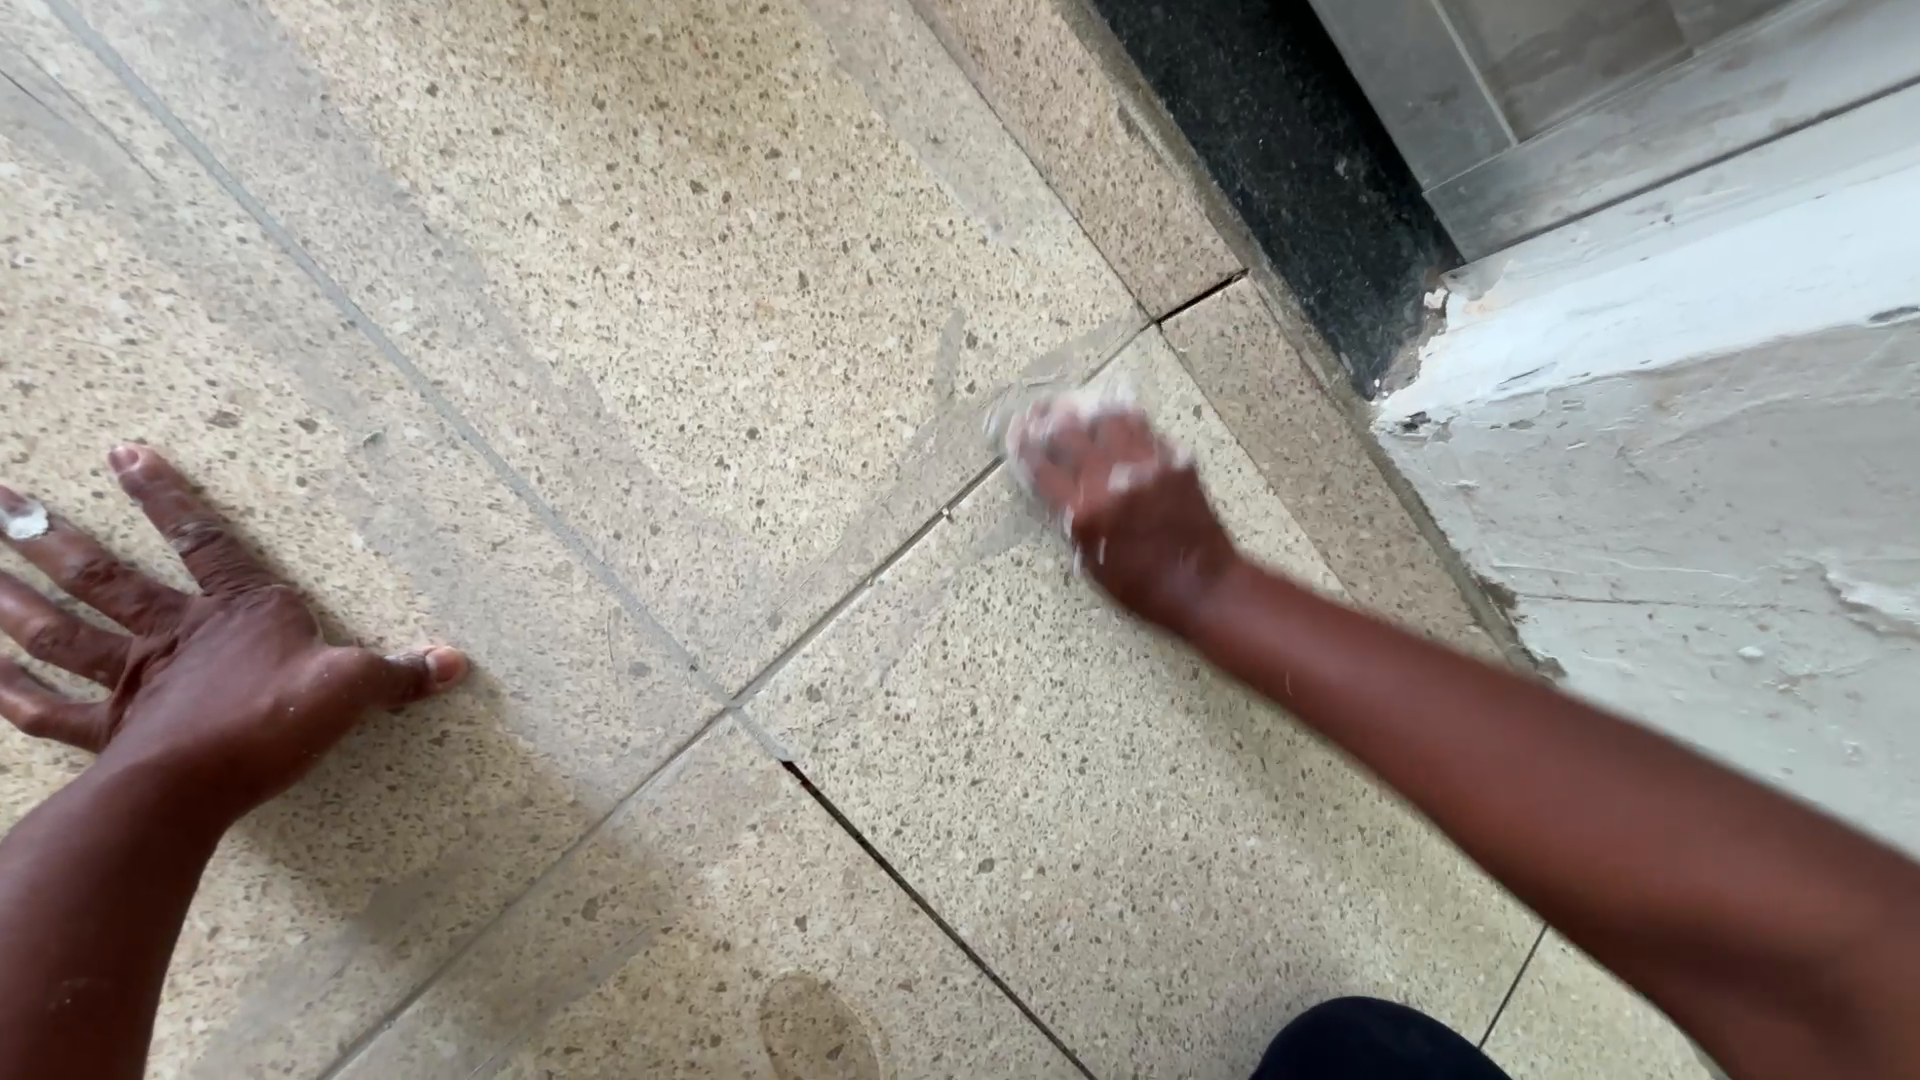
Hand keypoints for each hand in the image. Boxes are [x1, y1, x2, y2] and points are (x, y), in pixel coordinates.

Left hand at [0, 445, 466, 822]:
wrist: (189, 789)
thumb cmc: (271, 722)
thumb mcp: (356, 688)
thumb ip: (401, 672)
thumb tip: (455, 662)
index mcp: (238, 614)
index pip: (204, 542)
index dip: (167, 498)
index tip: (123, 452)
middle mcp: (176, 635)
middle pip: (104, 577)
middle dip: (50, 535)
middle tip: (0, 498)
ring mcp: (133, 681)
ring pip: (59, 630)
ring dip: (9, 596)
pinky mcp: (109, 729)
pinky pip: (46, 706)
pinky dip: (7, 687)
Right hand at [1008, 399, 1238, 635]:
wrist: (1203, 585)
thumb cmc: (1141, 586)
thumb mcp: (1091, 563)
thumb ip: (1071, 522)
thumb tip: (1059, 490)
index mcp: (1083, 512)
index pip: (1042, 468)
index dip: (1023, 445)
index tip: (1015, 430)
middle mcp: (1109, 481)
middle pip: (1068, 435)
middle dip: (1047, 418)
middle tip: (1040, 408)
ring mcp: (1144, 465)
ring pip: (1108, 421)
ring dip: (1088, 413)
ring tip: (1077, 407)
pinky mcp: (1174, 460)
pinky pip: (1144, 429)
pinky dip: (1125, 422)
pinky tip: (1117, 419)